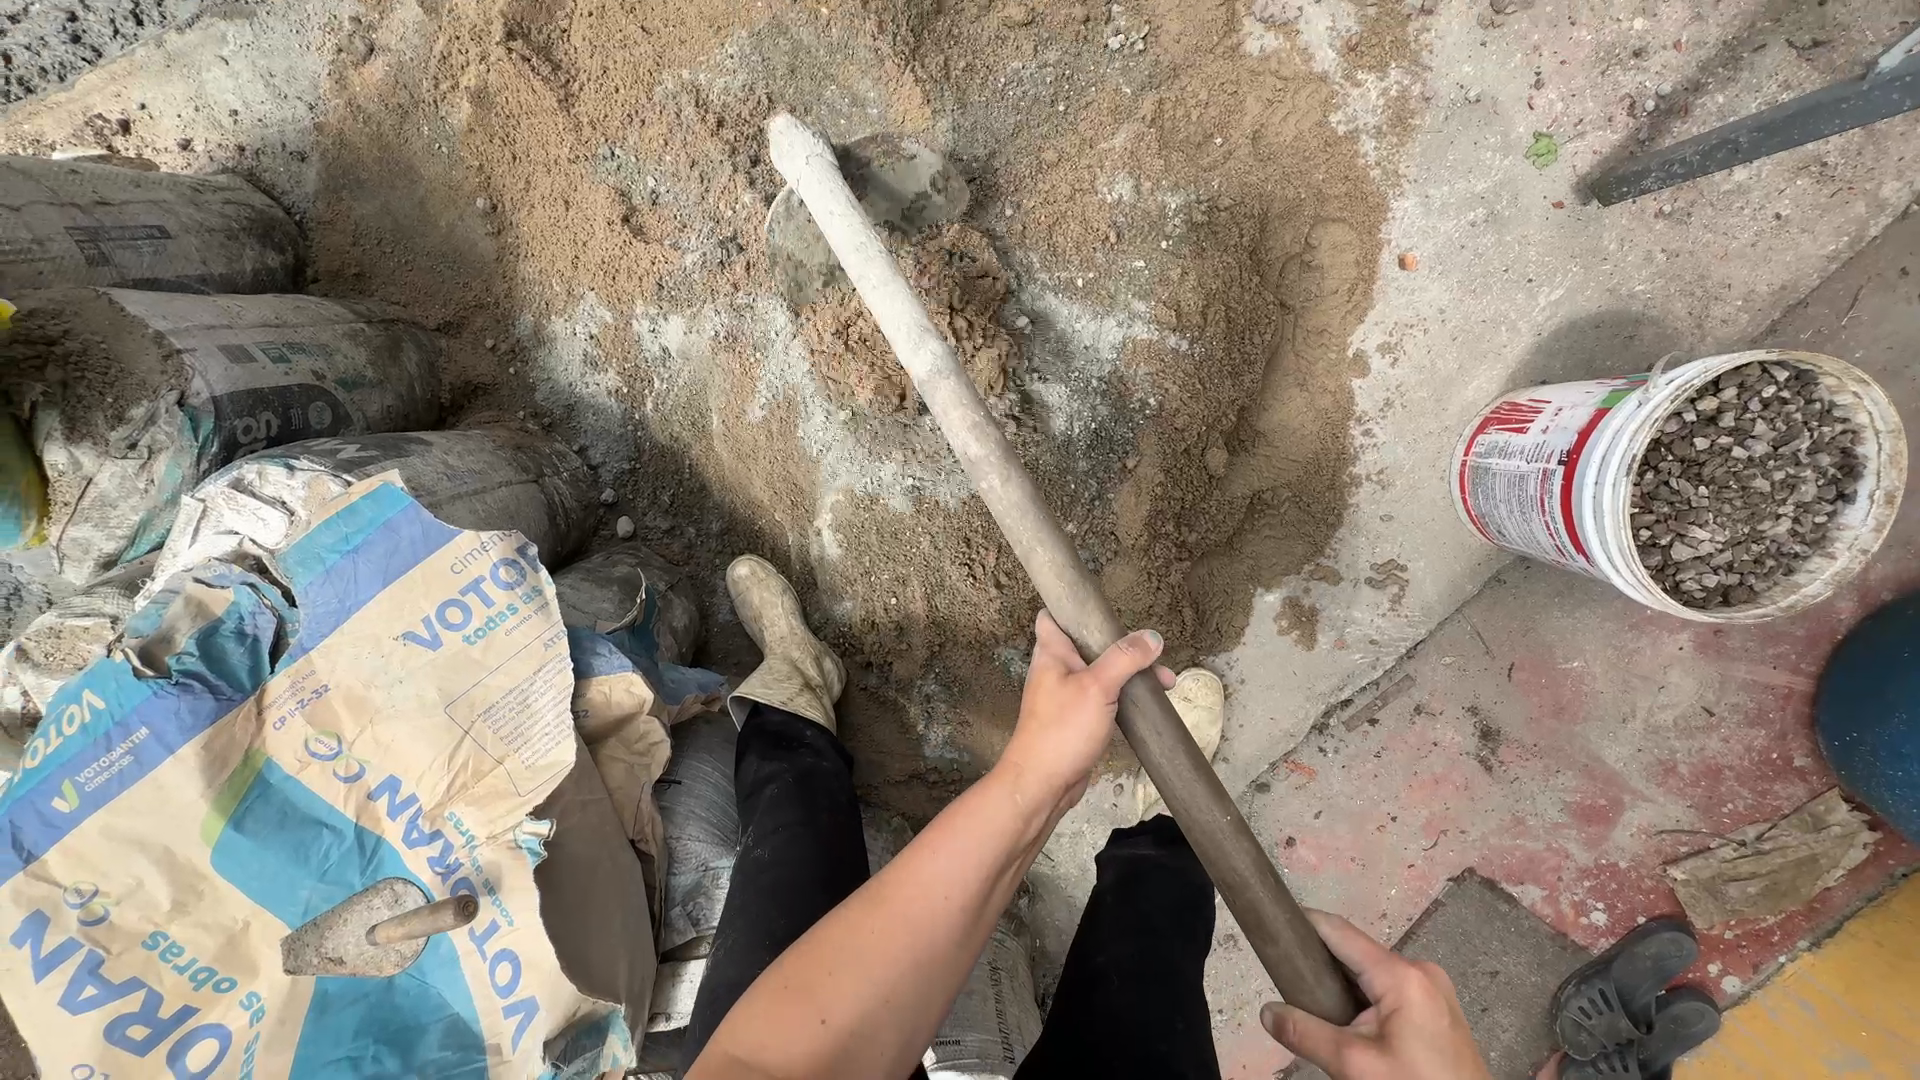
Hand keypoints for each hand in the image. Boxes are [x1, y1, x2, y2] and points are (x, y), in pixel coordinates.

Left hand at [996, 611, 1171, 815]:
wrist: (1043, 784)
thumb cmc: (1061, 730)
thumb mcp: (1098, 687)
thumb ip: (1125, 658)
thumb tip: (1152, 637)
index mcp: (1052, 653)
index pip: (1053, 617)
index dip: (1073, 608)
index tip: (1104, 607)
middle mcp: (1056, 671)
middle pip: (1090, 646)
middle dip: (1123, 648)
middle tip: (1154, 657)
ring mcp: (1066, 697)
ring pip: (1102, 675)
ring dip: (1129, 676)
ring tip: (1164, 683)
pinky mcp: (1078, 721)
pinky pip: (1105, 701)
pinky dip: (1125, 700)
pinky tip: (1148, 706)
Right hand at [1261, 910, 1492, 1079]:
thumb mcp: (1355, 1067)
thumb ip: (1306, 1034)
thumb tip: (1265, 1011)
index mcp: (1402, 975)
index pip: (1338, 930)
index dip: (1301, 923)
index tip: (1270, 926)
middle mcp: (1420, 970)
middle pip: (1354, 952)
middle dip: (1319, 965)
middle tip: (1287, 985)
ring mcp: (1434, 990)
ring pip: (1370, 973)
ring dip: (1341, 986)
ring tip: (1314, 1009)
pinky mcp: (1439, 1009)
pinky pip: (1389, 990)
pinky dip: (1363, 1000)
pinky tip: (1347, 1024)